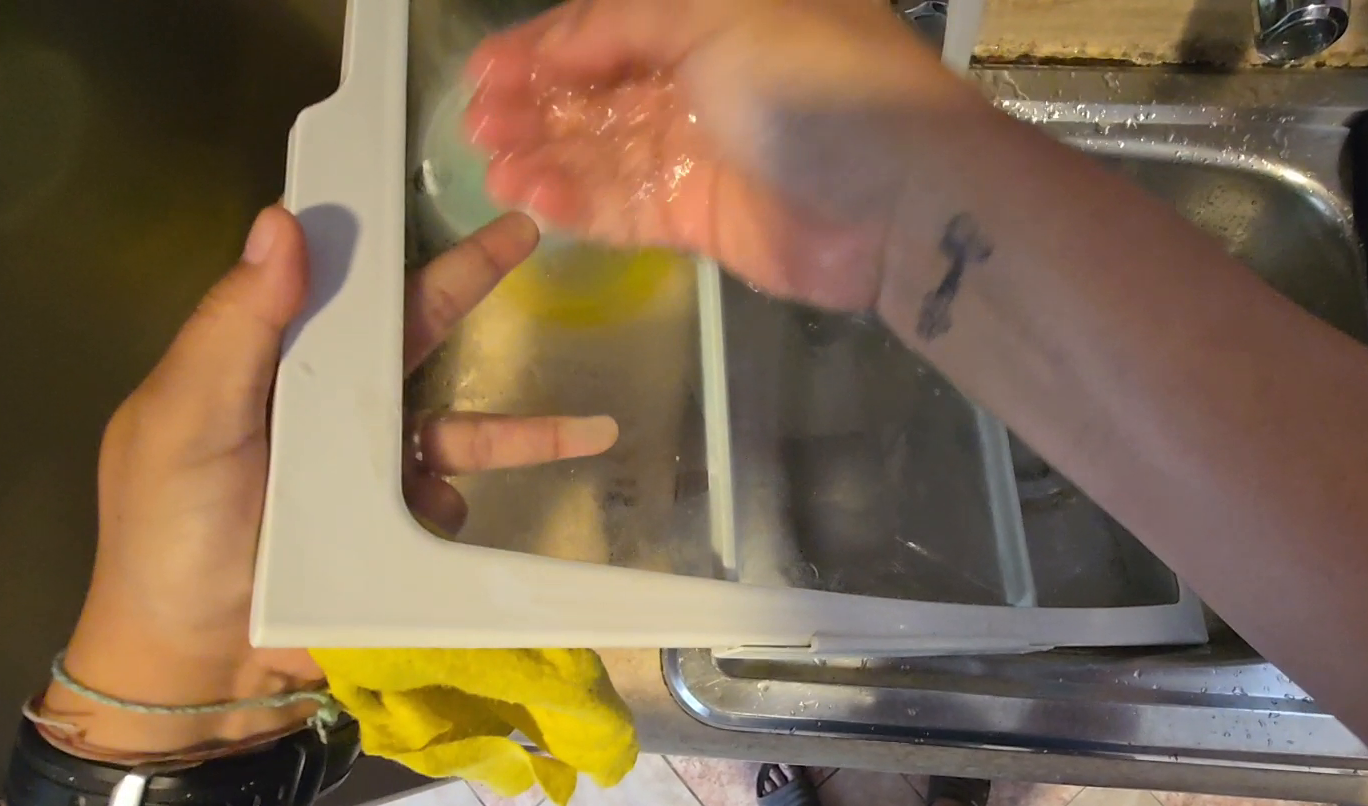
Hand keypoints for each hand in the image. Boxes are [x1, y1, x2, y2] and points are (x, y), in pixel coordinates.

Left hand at [43, 208, 617, 757]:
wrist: (207, 662)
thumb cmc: (178, 537)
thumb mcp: (185, 425)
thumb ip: (237, 332)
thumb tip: (284, 224)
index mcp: (279, 372)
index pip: (346, 291)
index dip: (392, 243)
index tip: (439, 198)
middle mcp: (335, 412)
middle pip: (418, 341)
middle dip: (473, 288)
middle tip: (530, 239)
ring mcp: (378, 474)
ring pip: (463, 435)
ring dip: (528, 434)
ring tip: (596, 432)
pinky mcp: (408, 528)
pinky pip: (454, 501)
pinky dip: (454, 508)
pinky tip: (432, 527)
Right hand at [461, 0, 985, 309]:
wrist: (891, 198)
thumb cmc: (812, 84)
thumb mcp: (717, 13)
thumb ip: (628, 24)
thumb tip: (559, 47)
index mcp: (708, 19)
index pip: (606, 31)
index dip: (543, 52)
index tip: (483, 76)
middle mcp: (701, 85)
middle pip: (599, 98)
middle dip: (536, 110)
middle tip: (476, 131)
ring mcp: (703, 159)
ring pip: (608, 157)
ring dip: (549, 161)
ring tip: (494, 170)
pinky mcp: (706, 222)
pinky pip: (632, 211)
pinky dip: (585, 207)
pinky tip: (537, 203)